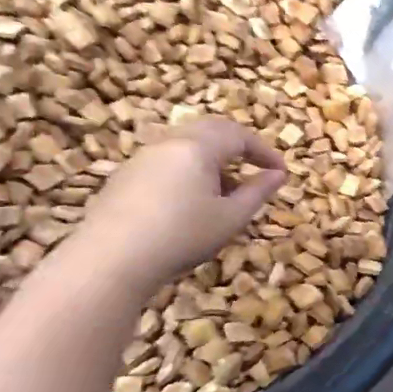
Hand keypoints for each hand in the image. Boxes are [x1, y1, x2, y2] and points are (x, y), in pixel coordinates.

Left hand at [66, 117, 284, 290]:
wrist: (111, 259)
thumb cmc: (182, 236)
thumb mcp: (230, 218)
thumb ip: (257, 193)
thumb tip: (278, 175)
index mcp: (198, 147)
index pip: (239, 135)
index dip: (265, 152)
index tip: (281, 173)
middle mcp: (169, 143)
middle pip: (210, 132)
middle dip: (238, 149)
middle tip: (255, 172)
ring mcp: (143, 158)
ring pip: (186, 148)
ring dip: (213, 163)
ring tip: (226, 196)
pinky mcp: (125, 178)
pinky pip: (167, 164)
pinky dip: (189, 174)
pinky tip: (191, 206)